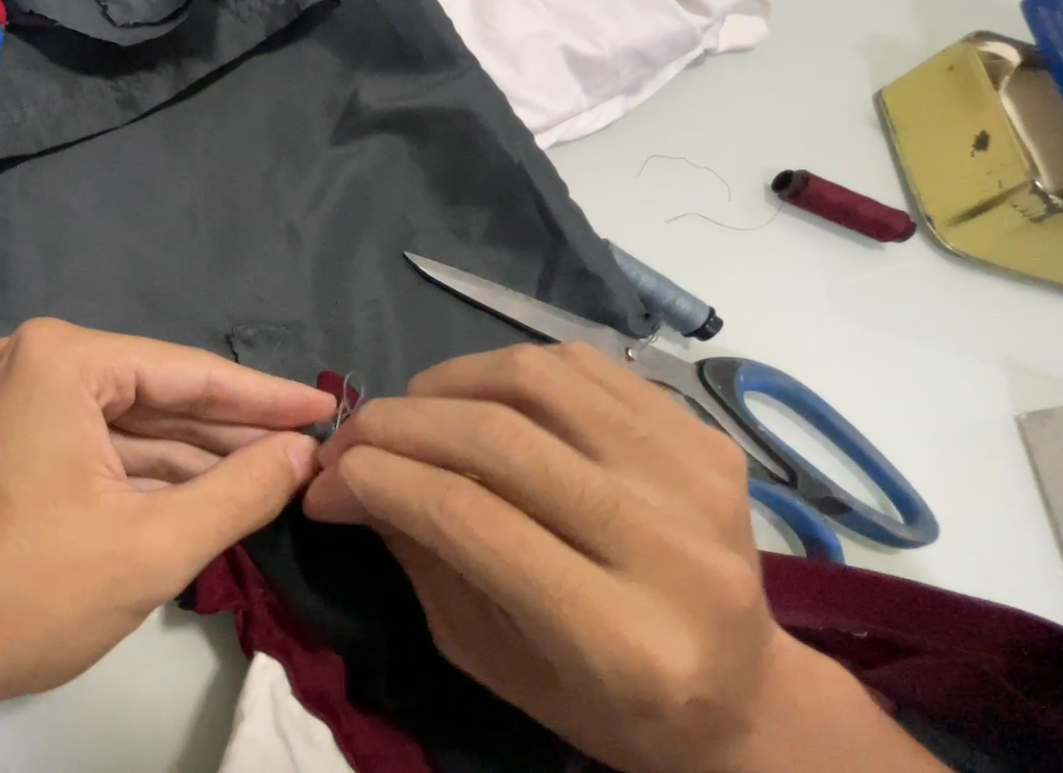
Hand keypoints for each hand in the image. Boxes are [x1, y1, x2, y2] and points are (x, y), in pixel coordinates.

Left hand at [0, 320, 329, 772]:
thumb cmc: (15, 589)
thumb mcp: (147, 543)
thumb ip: (230, 485)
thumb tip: (301, 446)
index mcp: (64, 356)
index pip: (188, 373)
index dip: (265, 394)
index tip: (332, 406)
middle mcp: (39, 357)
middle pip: (163, 394)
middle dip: (238, 420)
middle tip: (322, 436)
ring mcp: (24, 398)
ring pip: (138, 426)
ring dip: (200, 455)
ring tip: (281, 468)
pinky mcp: (17, 438)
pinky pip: (111, 452)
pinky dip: (159, 476)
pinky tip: (212, 499)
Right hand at [304, 343, 943, 772]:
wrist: (741, 694)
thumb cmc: (596, 698)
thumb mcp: (484, 652)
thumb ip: (417, 554)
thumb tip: (348, 475)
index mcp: (618, 637)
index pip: (464, 515)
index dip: (371, 480)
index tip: (321, 484)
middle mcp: (670, 548)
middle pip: (493, 439)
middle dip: (390, 426)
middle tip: (346, 442)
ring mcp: (695, 478)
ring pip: (532, 379)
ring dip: (441, 384)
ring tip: (409, 414)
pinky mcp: (704, 436)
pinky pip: (577, 363)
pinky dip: (501, 369)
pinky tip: (475, 400)